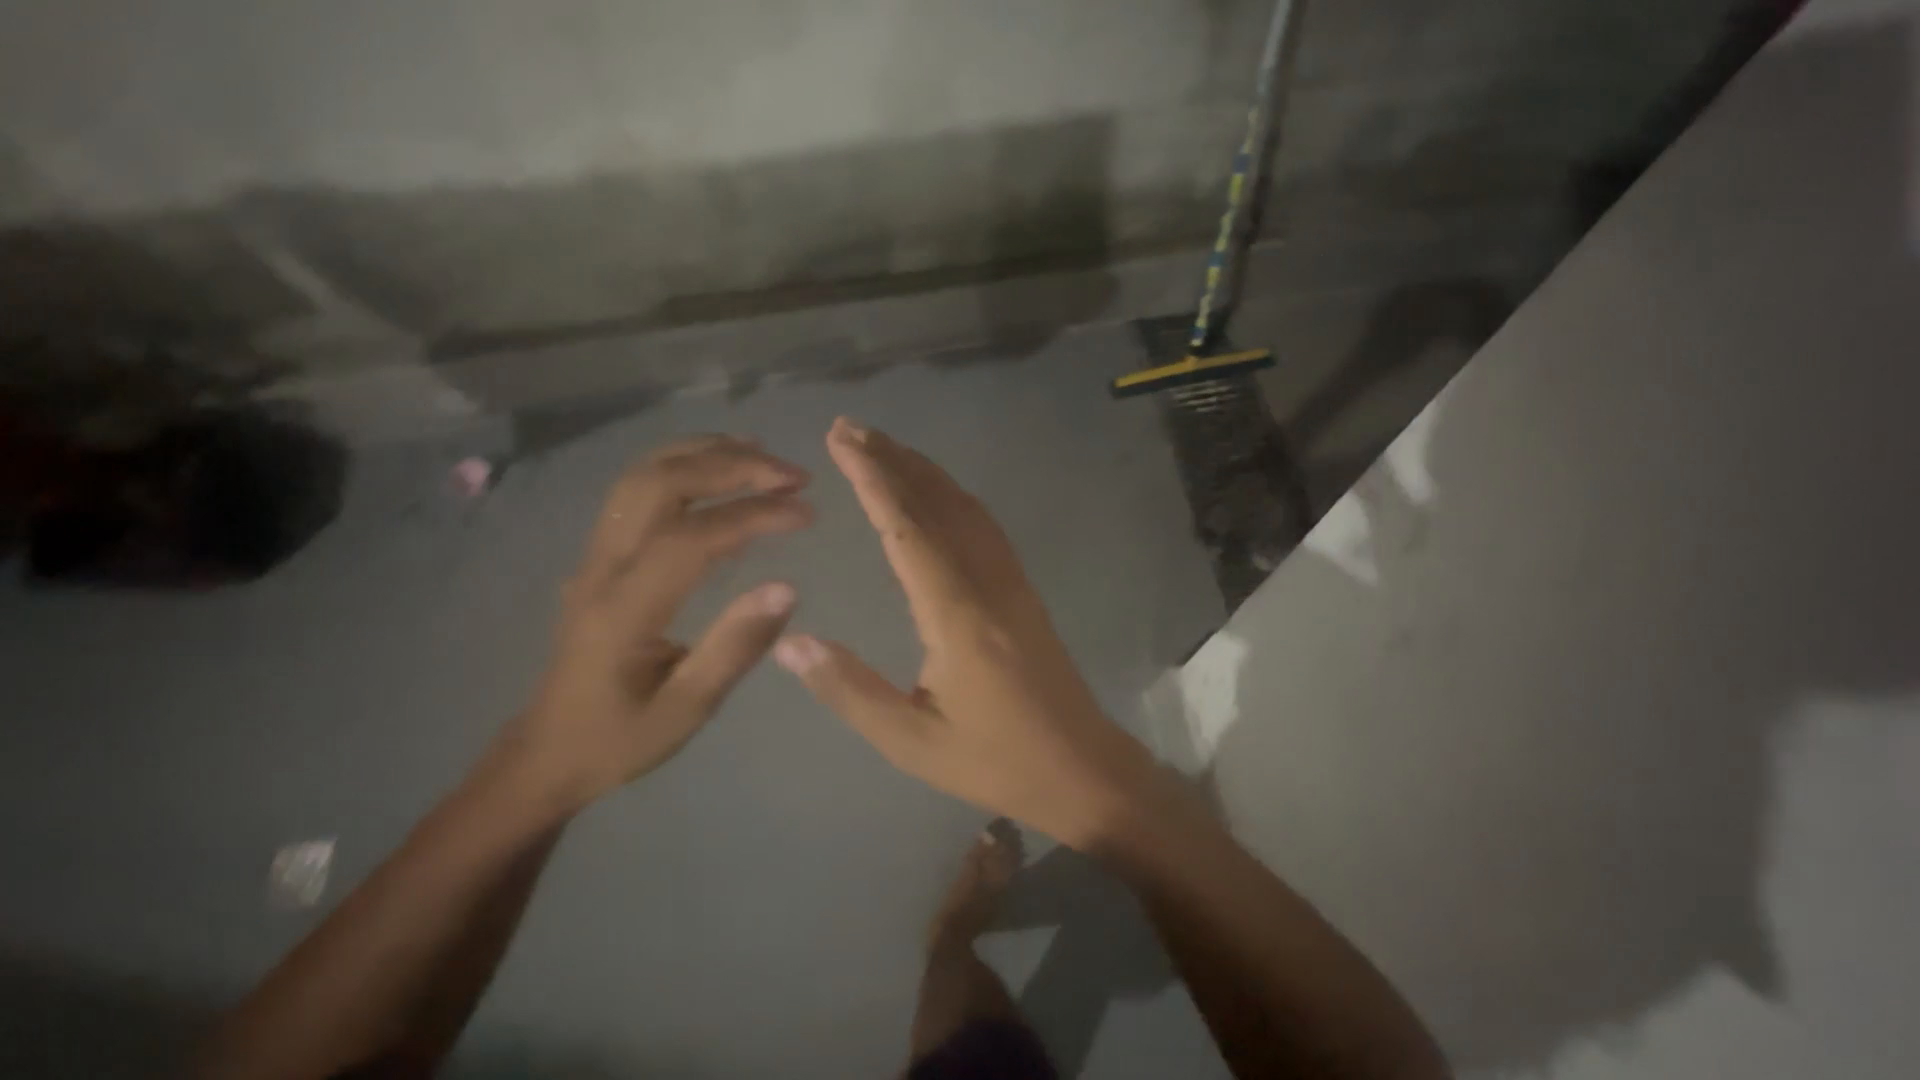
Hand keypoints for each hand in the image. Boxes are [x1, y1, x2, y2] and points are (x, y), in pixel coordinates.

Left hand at [506, 435, 811, 807]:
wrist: (547, 752)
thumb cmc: (620, 738)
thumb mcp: (686, 710)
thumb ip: (734, 649)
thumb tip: (788, 588)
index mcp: (625, 608)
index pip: (691, 537)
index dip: (753, 515)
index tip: (807, 513)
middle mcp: (603, 567)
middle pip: (658, 483)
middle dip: (730, 465)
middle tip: (793, 475)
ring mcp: (594, 556)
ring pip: (641, 475)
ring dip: (704, 454)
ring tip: (763, 455)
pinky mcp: (598, 556)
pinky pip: (636, 490)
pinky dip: (683, 465)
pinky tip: (719, 470)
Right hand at [774, 418, 1166, 848]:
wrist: (1083, 770)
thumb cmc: (995, 762)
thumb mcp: (911, 741)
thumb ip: (849, 690)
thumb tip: (789, 642)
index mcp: (957, 615)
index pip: (907, 530)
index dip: (873, 481)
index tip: (841, 442)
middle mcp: (987, 584)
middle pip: (937, 505)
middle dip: (893, 461)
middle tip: (849, 429)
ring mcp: (1012, 585)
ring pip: (965, 509)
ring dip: (923, 472)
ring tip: (883, 448)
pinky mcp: (1023, 594)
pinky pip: (983, 527)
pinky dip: (951, 497)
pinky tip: (936, 497)